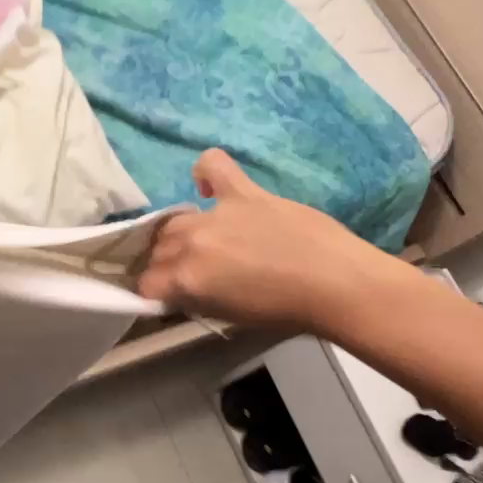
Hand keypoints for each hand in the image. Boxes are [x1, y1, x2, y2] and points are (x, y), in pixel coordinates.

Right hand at [136, 149, 412, 332]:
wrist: (336, 283)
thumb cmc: (284, 312)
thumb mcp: (227, 315)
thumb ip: (195, 298)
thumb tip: (181, 289)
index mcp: (187, 279)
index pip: (147, 283)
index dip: (154, 291)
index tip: (167, 295)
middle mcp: (192, 243)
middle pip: (159, 248)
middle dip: (166, 263)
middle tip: (188, 272)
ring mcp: (217, 214)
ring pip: (176, 219)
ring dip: (181, 233)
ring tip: (203, 244)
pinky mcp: (245, 193)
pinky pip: (212, 166)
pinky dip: (204, 172)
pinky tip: (208, 187)